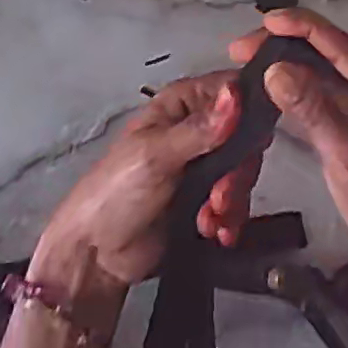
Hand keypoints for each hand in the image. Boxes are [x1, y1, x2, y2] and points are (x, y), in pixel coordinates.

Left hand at [31, 73, 248, 289]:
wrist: (96, 257)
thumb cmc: (115, 193)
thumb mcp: (156, 156)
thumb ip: (199, 129)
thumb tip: (235, 94)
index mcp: (184, 102)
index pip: (234, 90)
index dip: (249, 111)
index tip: (251, 142)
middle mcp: (200, 126)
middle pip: (247, 134)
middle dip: (238, 170)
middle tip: (219, 195)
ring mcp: (206, 162)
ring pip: (245, 169)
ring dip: (233, 199)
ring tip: (208, 219)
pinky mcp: (210, 195)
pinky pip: (239, 199)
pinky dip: (231, 217)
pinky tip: (214, 230)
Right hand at [228, 10, 347, 285]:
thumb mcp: (345, 159)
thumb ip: (312, 111)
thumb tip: (274, 69)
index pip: (343, 47)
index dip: (303, 28)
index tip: (266, 21)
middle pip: (333, 49)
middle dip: (287, 43)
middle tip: (242, 48)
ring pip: (328, 64)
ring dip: (289, 60)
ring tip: (248, 57)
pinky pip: (330, 83)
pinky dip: (301, 80)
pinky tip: (272, 77)